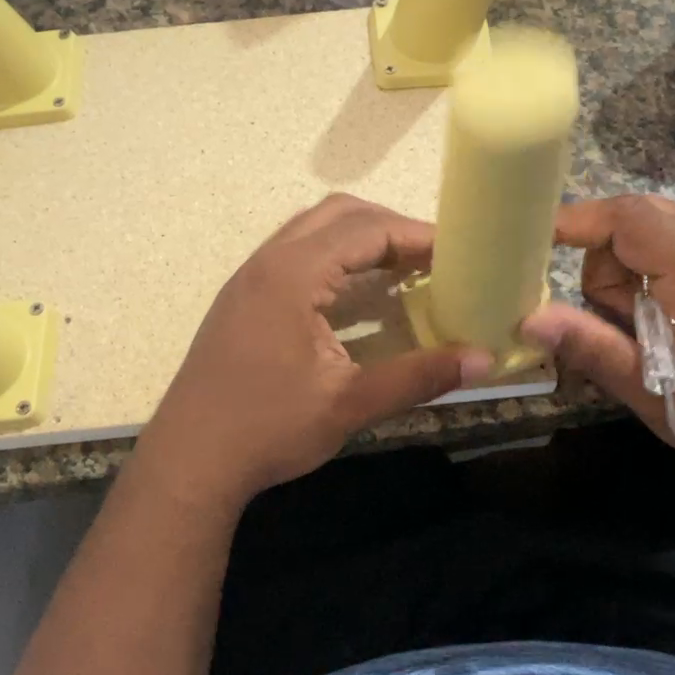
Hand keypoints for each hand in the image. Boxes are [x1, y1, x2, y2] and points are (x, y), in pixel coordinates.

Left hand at [135, 194, 493, 507]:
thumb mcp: (350, 403)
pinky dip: (333, 259)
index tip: (460, 252)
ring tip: (401, 270)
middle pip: (338, 215)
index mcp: (292, 274)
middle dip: (390, 227)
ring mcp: (247, 279)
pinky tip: (353, 297)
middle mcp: (266, 262)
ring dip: (358, 240)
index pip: (367, 229)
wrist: (190, 460)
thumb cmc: (268, 429)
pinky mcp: (240, 302)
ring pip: (311, 231)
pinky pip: (293, 255)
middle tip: (433, 257)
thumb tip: (484, 360)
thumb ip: (418, 376)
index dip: (417, 235)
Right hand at [521, 194, 674, 489]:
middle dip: (606, 260)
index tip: (534, 240)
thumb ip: (592, 348)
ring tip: (642, 333)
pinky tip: (660, 322)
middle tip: (614, 323)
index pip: (629, 217)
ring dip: (630, 272)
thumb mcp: (651, 392)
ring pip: (655, 231)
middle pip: (637, 218)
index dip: (578, 220)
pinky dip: (653, 273)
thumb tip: (530, 320)